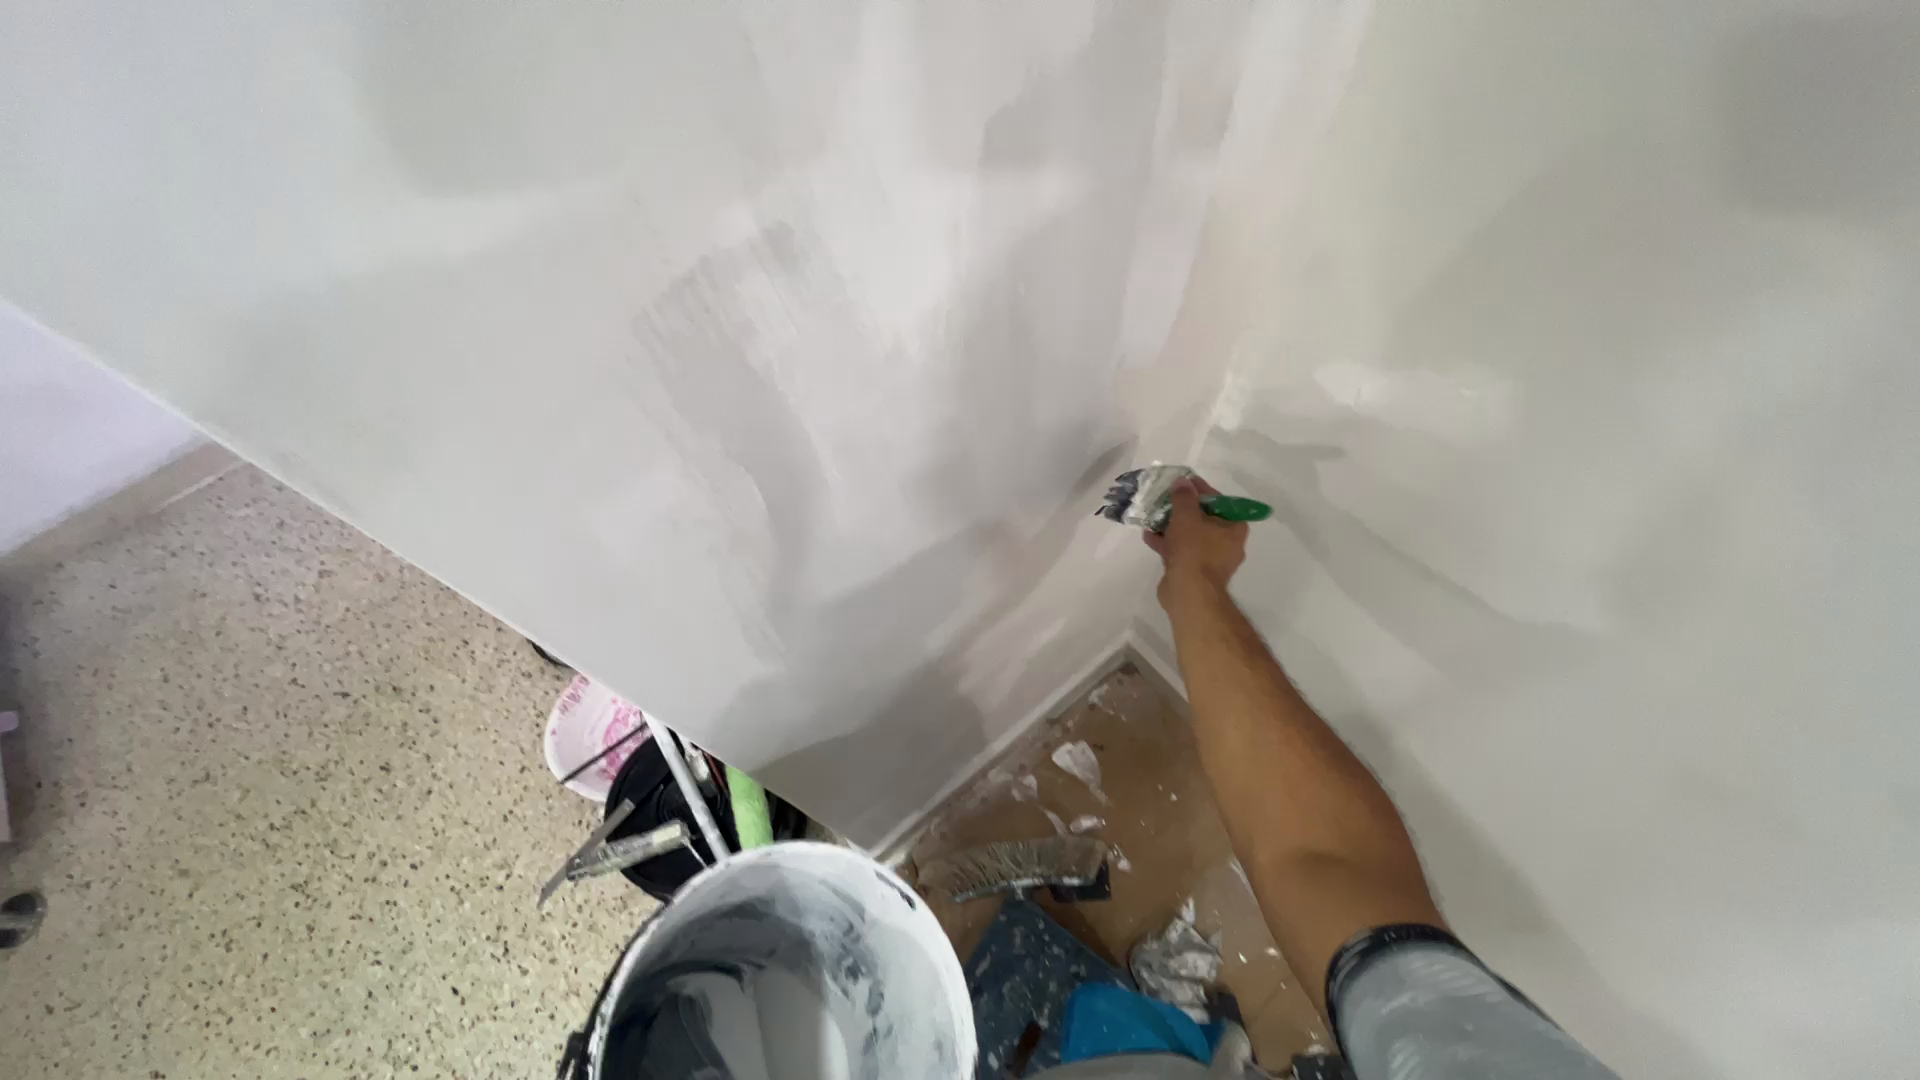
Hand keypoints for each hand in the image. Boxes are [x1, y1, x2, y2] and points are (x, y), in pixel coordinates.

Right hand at [1143, 475, 1247, 603]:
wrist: (1188, 592)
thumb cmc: (1194, 550)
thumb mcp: (1186, 516)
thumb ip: (1183, 497)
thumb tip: (1182, 482)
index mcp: (1234, 528)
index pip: (1219, 501)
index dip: (1200, 490)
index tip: (1183, 483)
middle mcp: (1227, 543)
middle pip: (1204, 519)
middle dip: (1182, 510)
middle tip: (1165, 500)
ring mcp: (1211, 560)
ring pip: (1191, 536)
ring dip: (1172, 526)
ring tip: (1153, 517)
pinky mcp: (1195, 573)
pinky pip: (1182, 552)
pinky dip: (1168, 543)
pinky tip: (1149, 537)